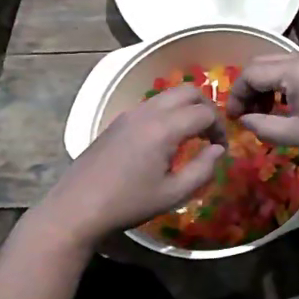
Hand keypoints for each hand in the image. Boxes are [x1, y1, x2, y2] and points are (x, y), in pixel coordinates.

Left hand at [41, 84, 225, 243]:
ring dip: (186, 108)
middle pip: (188, 91)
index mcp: (164, 129)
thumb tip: (218, 150)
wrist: (77, 207)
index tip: (220, 149)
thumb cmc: (129, 203)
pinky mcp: (118, 121)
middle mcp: (148, 112)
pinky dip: (168, 112)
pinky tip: (165, 140)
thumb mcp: (174, 194)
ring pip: (168, 95)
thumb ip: (203, 170)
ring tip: (191, 135)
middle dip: (206, 108)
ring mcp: (130, 114)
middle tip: (210, 133)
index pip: (205, 113)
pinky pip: (151, 105)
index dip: (220, 129)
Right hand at [227, 50, 298, 163]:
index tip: (233, 119)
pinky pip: (293, 70)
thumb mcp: (296, 135)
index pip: (250, 73)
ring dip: (265, 87)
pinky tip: (285, 108)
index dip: (237, 96)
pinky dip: (281, 86)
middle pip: (261, 64)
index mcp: (294, 68)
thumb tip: (244, 121)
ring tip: (265, 115)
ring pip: (277, 66)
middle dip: (249, 89)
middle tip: (246, 116)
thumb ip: (263, 126)